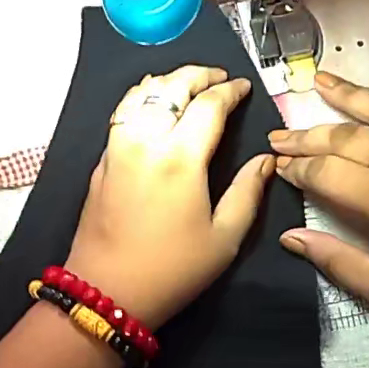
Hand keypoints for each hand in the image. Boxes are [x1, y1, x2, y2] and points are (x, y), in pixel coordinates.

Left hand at [66, 65, 274, 326]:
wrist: (106, 293)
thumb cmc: (172, 269)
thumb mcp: (224, 237)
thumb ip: (248, 192)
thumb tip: (266, 161)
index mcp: (181, 158)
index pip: (208, 105)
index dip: (229, 90)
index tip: (242, 87)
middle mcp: (145, 142)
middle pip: (170, 87)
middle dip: (197, 74)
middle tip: (217, 76)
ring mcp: (117, 149)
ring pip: (140, 94)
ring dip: (167, 81)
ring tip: (186, 84)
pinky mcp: (102, 162)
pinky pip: (123, 113)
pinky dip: (141, 98)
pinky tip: (151, 104)